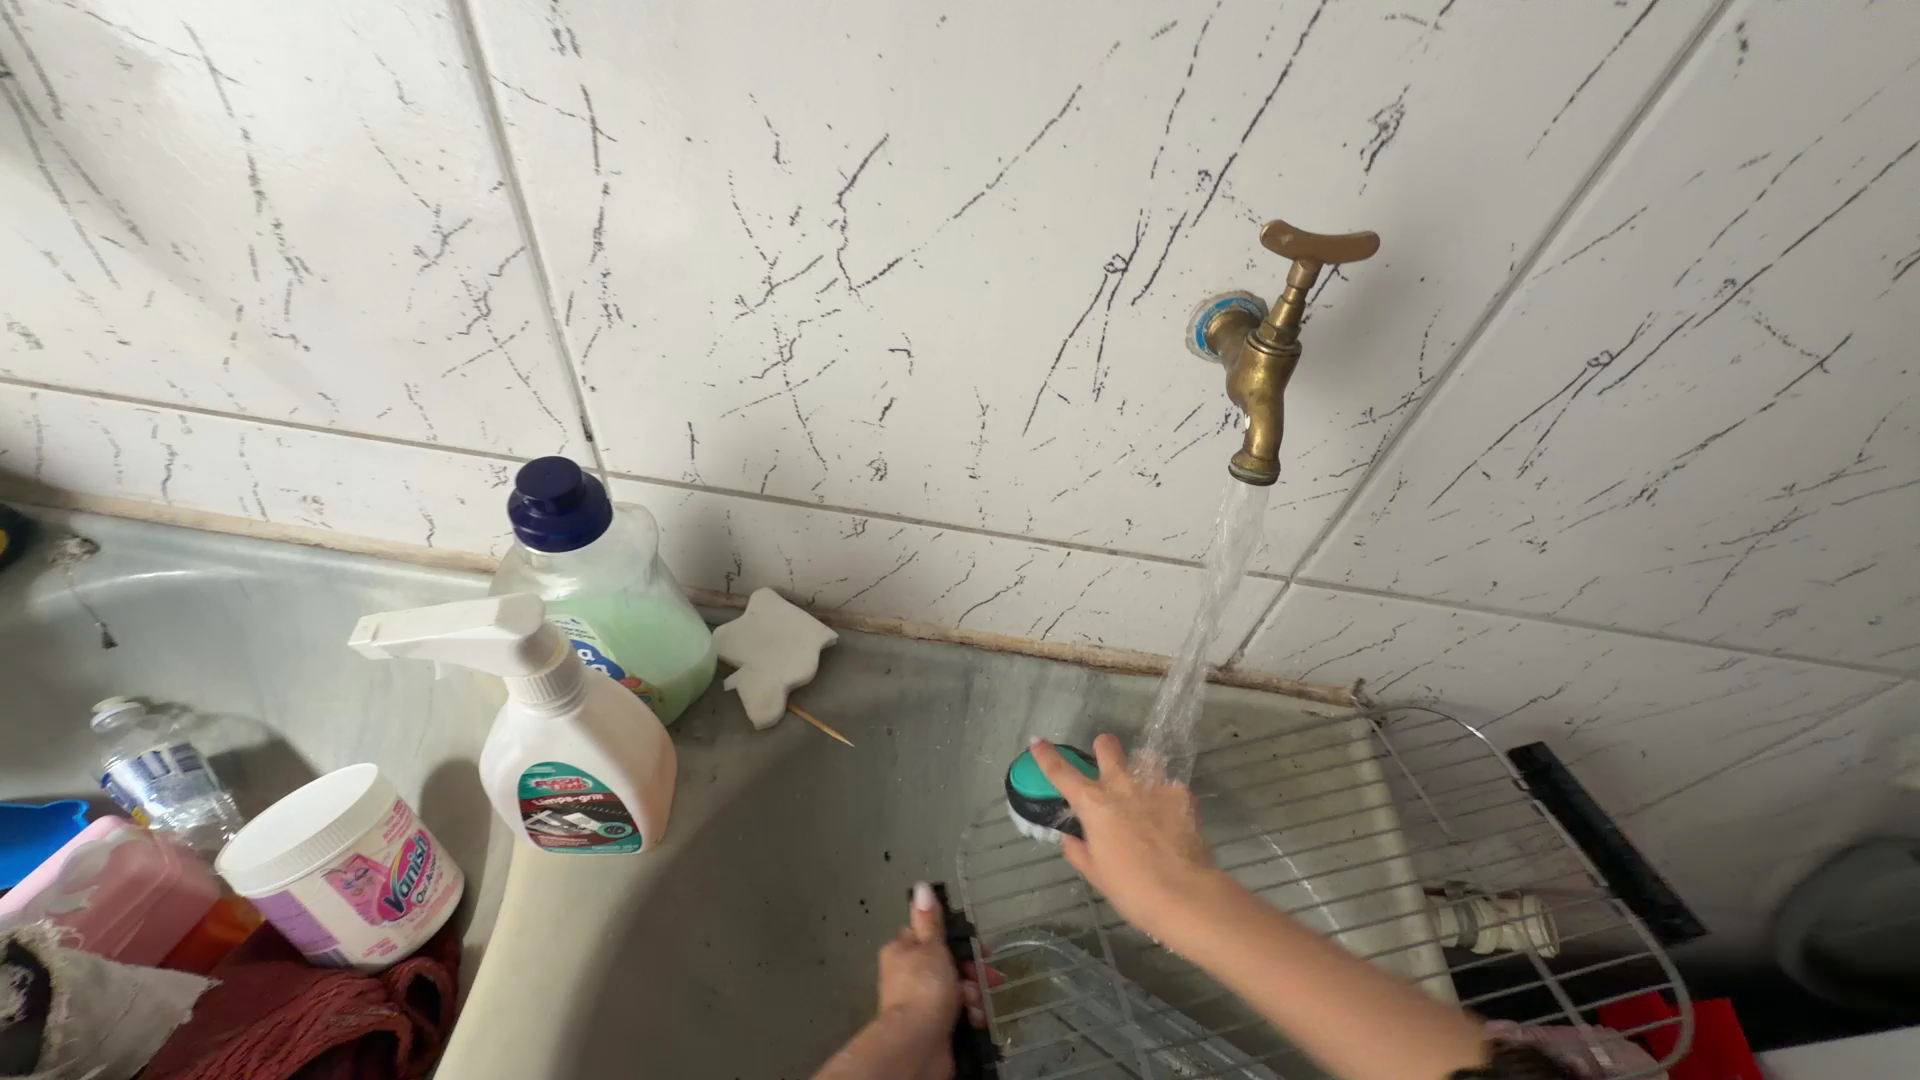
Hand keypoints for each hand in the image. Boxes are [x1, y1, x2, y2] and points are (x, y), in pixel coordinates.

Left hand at [875, 882, 962, 1038]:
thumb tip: (921, 886)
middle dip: (970, 971)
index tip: (977, 946)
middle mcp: (909, 977)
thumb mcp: (931, 945)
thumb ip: (930, 919)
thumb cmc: (924, 986)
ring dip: (972, 994)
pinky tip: (974, 1018)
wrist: (918, 1044)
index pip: (930, 937)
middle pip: (948, 964)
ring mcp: (922, 1004)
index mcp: (903, 952)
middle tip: (985, 976)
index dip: (955, 940)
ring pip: (957, 990)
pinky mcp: (935, 1028)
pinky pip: (959, 1014)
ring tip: (974, 1001)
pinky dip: (970, 1015)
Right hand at [1031, 734, 1222, 939]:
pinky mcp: (1182, 794)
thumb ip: (1078, 851)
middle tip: (1106, 765)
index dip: (1046, 755)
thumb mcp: (1096, 874)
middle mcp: (1121, 785)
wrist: (1185, 895)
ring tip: (1145, 791)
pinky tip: (1172, 820)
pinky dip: (1167, 799)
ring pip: (1144, 758)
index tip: (1038, 741)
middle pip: (1107, 745)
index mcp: (1093, 803)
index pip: (1061, 772)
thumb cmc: (1132, 889)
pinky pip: (1170, 787)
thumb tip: (1071, 839)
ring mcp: (1153, 785)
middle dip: (1103, 749)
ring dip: (1140, 769)